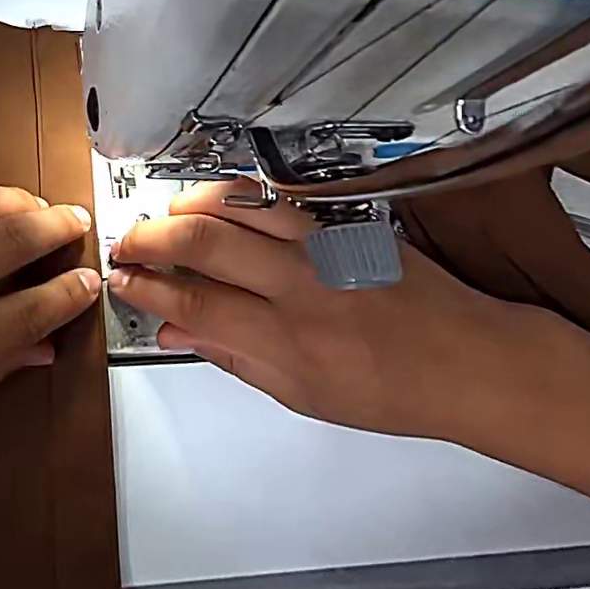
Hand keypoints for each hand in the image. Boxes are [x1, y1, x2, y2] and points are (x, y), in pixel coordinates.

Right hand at [108, 180, 554, 443]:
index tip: (122, 280)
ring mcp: (319, 245)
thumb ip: (229, 355)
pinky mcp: (336, 223)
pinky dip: (229, 195)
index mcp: (287, 339)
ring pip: (233, 205)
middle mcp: (299, 285)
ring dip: (183, 206)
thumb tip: (177, 330)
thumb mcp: (299, 393)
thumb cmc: (392, 389)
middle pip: (202, 241)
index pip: (194, 301)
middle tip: (127, 244)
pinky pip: (269, 197)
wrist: (467, 359)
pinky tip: (210, 204)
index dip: (146, 288)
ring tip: (161, 219)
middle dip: (148, 237)